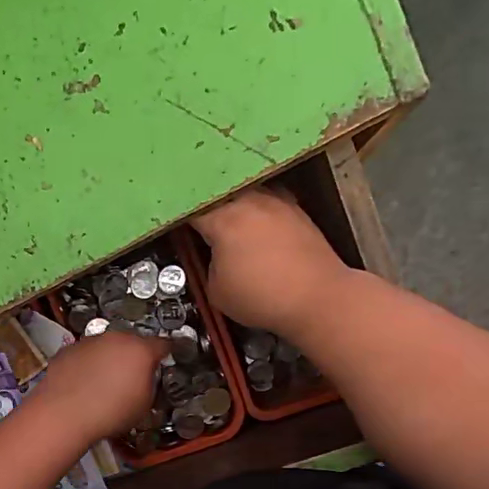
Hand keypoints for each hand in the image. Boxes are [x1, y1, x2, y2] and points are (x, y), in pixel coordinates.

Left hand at [22, 330, 167, 442]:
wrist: (64, 413)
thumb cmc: (112, 412)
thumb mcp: (144, 405)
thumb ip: (149, 385)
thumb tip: (145, 379)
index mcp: (141, 350)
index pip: (162, 344)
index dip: (166, 352)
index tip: (166, 358)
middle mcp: (116, 339)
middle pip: (132, 342)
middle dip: (134, 356)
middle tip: (132, 376)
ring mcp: (89, 342)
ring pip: (106, 346)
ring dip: (109, 359)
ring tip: (104, 382)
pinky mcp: (68, 350)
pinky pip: (85, 355)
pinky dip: (87, 365)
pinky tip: (83, 384)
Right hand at [191, 189, 352, 336]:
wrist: (317, 297)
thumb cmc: (265, 298)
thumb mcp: (217, 291)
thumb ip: (207, 265)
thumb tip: (213, 256)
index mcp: (224, 218)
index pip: (190, 205)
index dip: (177, 212)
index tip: (171, 218)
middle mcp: (250, 200)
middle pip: (218, 191)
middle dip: (205, 202)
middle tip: (195, 216)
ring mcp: (276, 201)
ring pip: (244, 191)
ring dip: (232, 202)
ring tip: (225, 220)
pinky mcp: (295, 209)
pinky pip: (267, 201)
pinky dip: (256, 211)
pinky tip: (255, 227)